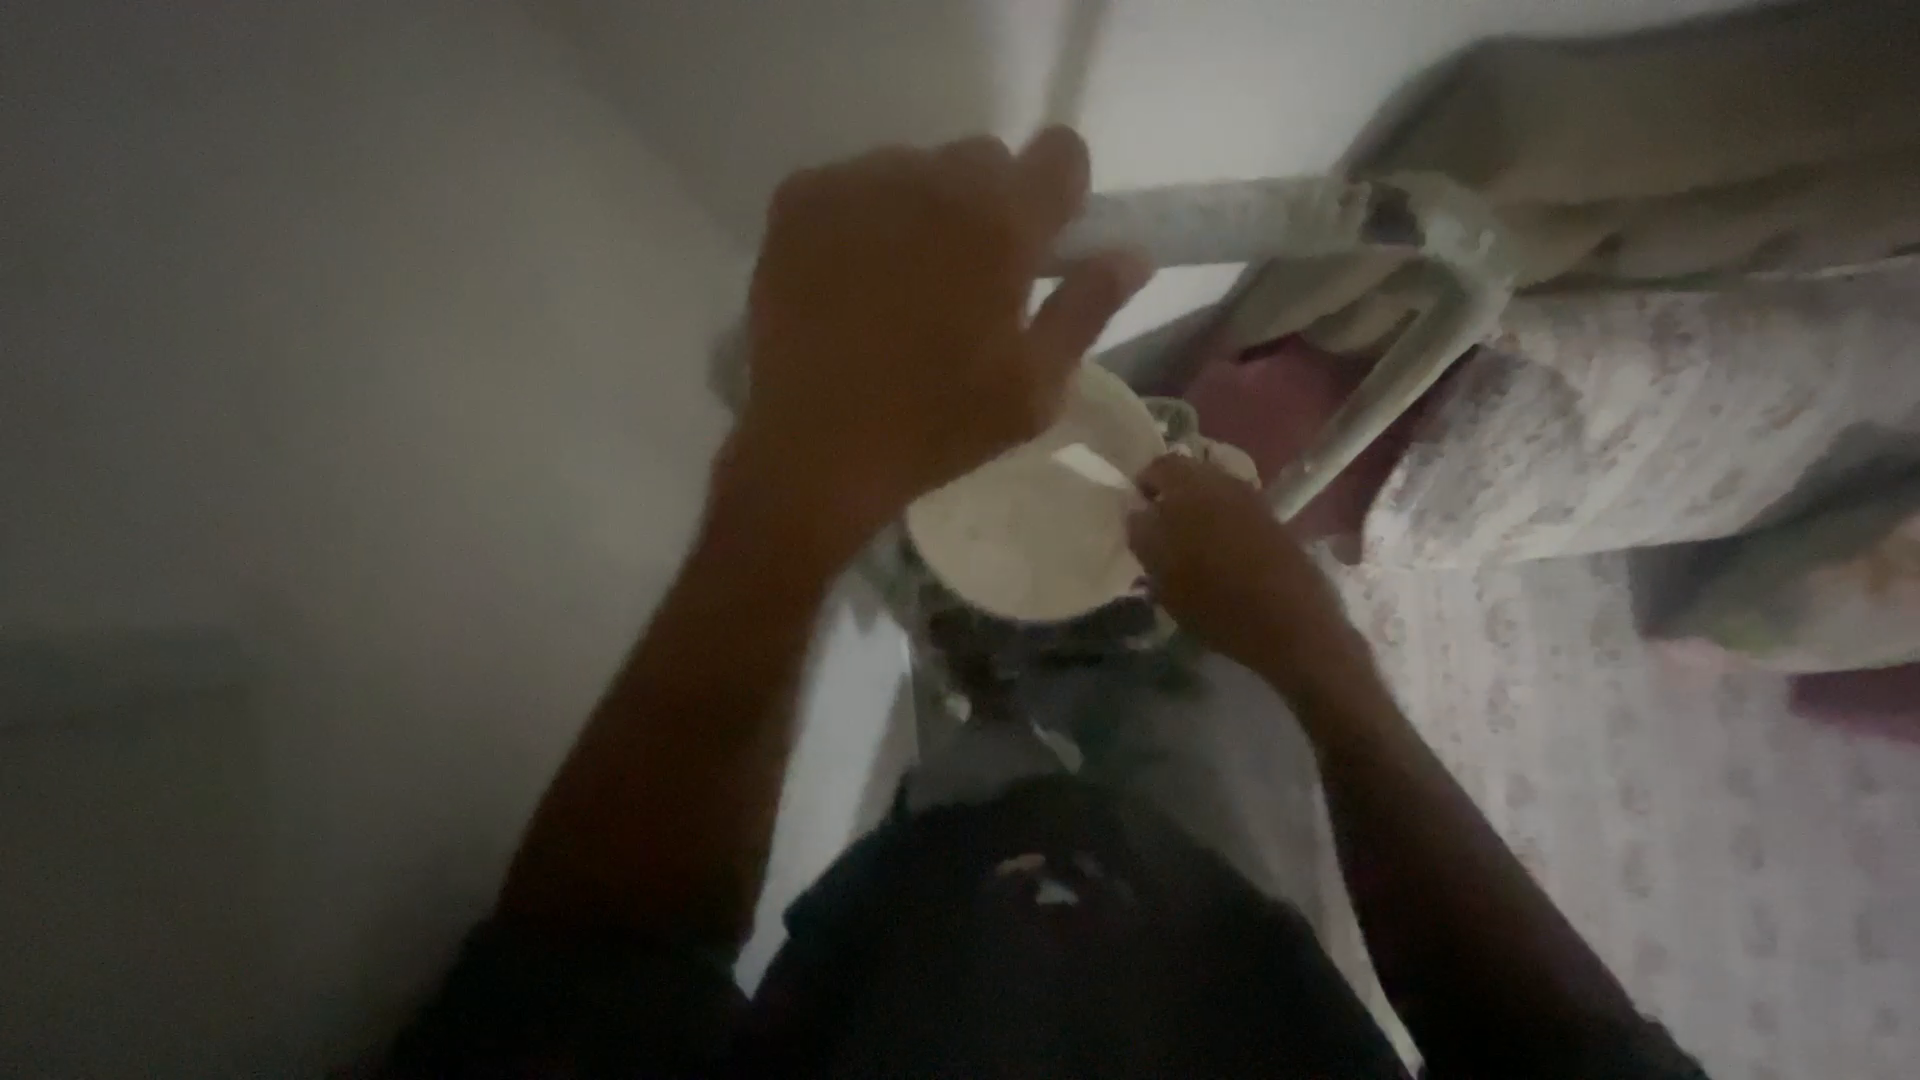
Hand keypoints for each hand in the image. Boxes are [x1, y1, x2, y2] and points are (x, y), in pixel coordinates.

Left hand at [726, 128, 1153, 564]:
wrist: (816, 449)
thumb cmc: (937, 427)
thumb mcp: (1033, 388)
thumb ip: (1087, 309)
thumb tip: (1132, 254)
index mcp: (1003, 225)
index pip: (1061, 153)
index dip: (1060, 194)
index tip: (1043, 242)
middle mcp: (933, 180)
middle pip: (984, 158)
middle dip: (989, 207)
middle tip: (966, 281)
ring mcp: (860, 183)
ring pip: (916, 169)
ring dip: (924, 211)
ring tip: (899, 286)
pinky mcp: (800, 199)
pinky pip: (854, 184)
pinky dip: (864, 218)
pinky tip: (851, 279)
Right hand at [1127, 454, 1375, 695]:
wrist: (1292, 623)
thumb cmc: (1214, 601)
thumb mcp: (1161, 576)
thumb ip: (1143, 536)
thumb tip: (1138, 512)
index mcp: (1189, 486)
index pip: (1157, 467)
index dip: (1142, 489)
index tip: (1135, 517)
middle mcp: (1223, 481)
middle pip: (1187, 477)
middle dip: (1170, 498)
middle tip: (1158, 532)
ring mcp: (1252, 500)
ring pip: (1212, 494)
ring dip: (1197, 511)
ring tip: (1187, 547)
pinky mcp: (1274, 521)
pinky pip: (1235, 512)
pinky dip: (1221, 524)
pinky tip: (1218, 556)